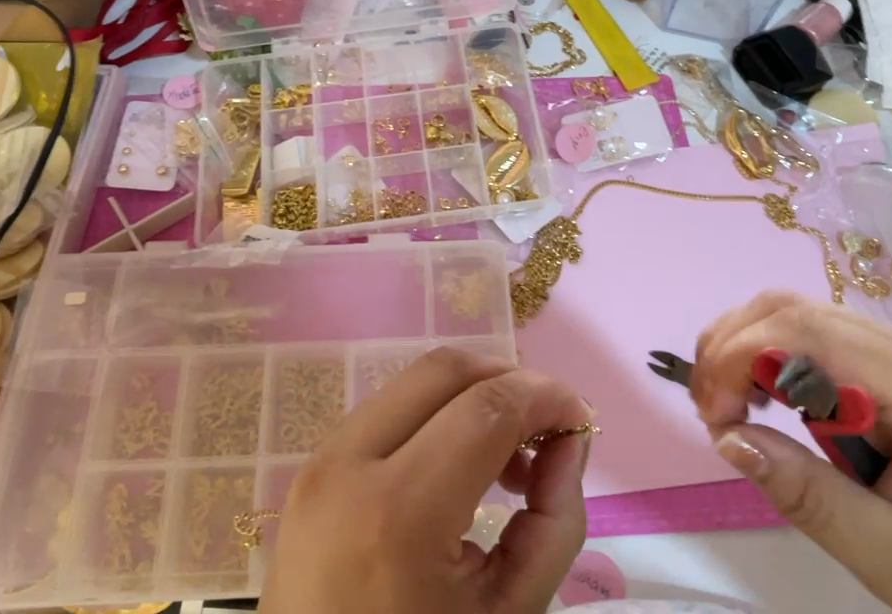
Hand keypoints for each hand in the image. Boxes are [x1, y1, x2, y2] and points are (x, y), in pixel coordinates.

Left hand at [260, 347, 594, 613]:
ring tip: (510, 459)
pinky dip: (435, 416)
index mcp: (398, 513)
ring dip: (473, 397)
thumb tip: (568, 441)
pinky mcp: (309, 469)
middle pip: (444, 370)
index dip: (546, 396)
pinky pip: (384, 413)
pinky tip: (461, 466)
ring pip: (411, 383)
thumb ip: (554, 522)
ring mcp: (319, 462)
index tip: (582, 418)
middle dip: (510, 380)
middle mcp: (347, 465)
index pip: (487, 408)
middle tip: (549, 428)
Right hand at [694, 293, 891, 613]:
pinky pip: (812, 341)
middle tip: (710, 414)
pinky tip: (758, 401)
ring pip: (797, 314)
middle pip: (796, 309)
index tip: (714, 420)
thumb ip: (813, 499)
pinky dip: (767, 359)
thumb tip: (728, 438)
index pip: (811, 334)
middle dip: (733, 347)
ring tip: (725, 409)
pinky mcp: (888, 376)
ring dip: (744, 348)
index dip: (743, 357)